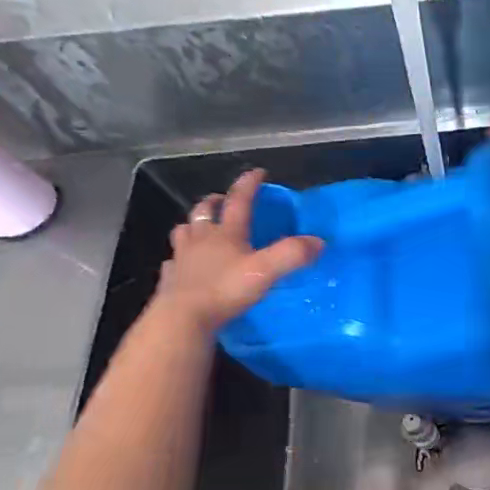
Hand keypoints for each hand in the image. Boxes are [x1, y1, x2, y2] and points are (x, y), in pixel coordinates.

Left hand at [153, 169, 321, 330]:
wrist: (184, 317)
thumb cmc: (225, 290)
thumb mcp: (265, 272)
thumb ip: (292, 255)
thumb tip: (319, 242)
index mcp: (225, 234)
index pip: (238, 201)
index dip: (248, 185)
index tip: (257, 172)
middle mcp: (201, 239)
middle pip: (203, 212)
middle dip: (214, 202)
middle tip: (221, 200)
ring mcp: (182, 258)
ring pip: (184, 232)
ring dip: (192, 226)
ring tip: (200, 228)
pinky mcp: (171, 279)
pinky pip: (173, 262)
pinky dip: (179, 258)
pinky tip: (183, 264)